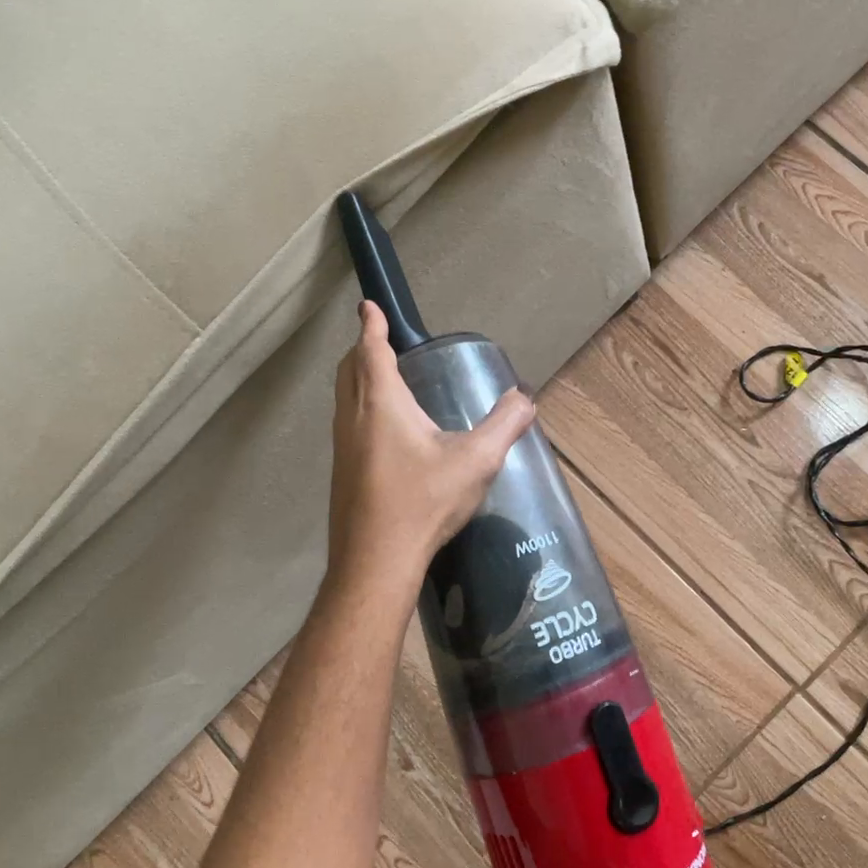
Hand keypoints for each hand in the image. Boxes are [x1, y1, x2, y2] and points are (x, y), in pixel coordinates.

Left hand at [327, 300, 534, 581]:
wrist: (377, 560)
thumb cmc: (424, 502)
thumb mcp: (477, 460)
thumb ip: (505, 425)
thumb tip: (525, 398)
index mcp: (381, 404)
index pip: (372, 350)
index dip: (372, 326)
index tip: (368, 307)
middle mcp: (352, 418)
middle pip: (350, 371)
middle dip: (364, 350)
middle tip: (382, 341)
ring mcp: (342, 448)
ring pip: (345, 399)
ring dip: (359, 381)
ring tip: (385, 381)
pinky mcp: (343, 475)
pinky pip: (348, 425)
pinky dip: (361, 410)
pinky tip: (387, 435)